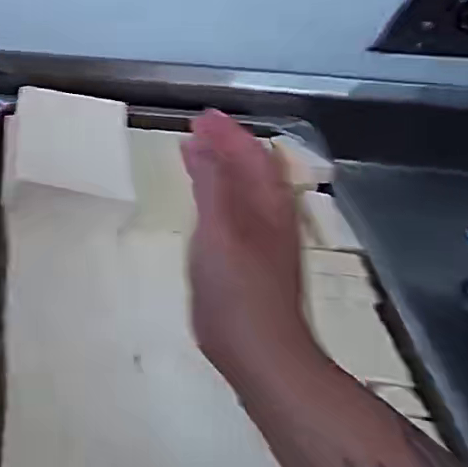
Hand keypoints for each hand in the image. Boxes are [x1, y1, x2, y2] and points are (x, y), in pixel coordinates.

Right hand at [181, 109, 317, 378]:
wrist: (259, 351)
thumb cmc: (237, 288)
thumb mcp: (220, 229)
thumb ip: (213, 185)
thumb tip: (204, 143)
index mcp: (266, 208)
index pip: (251, 158)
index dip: (229, 134)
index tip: (202, 115)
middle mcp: (269, 219)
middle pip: (252, 171)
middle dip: (227, 145)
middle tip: (199, 127)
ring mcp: (260, 241)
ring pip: (245, 190)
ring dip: (223, 166)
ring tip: (198, 152)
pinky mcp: (246, 259)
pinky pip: (233, 209)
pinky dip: (217, 191)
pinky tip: (203, 198)